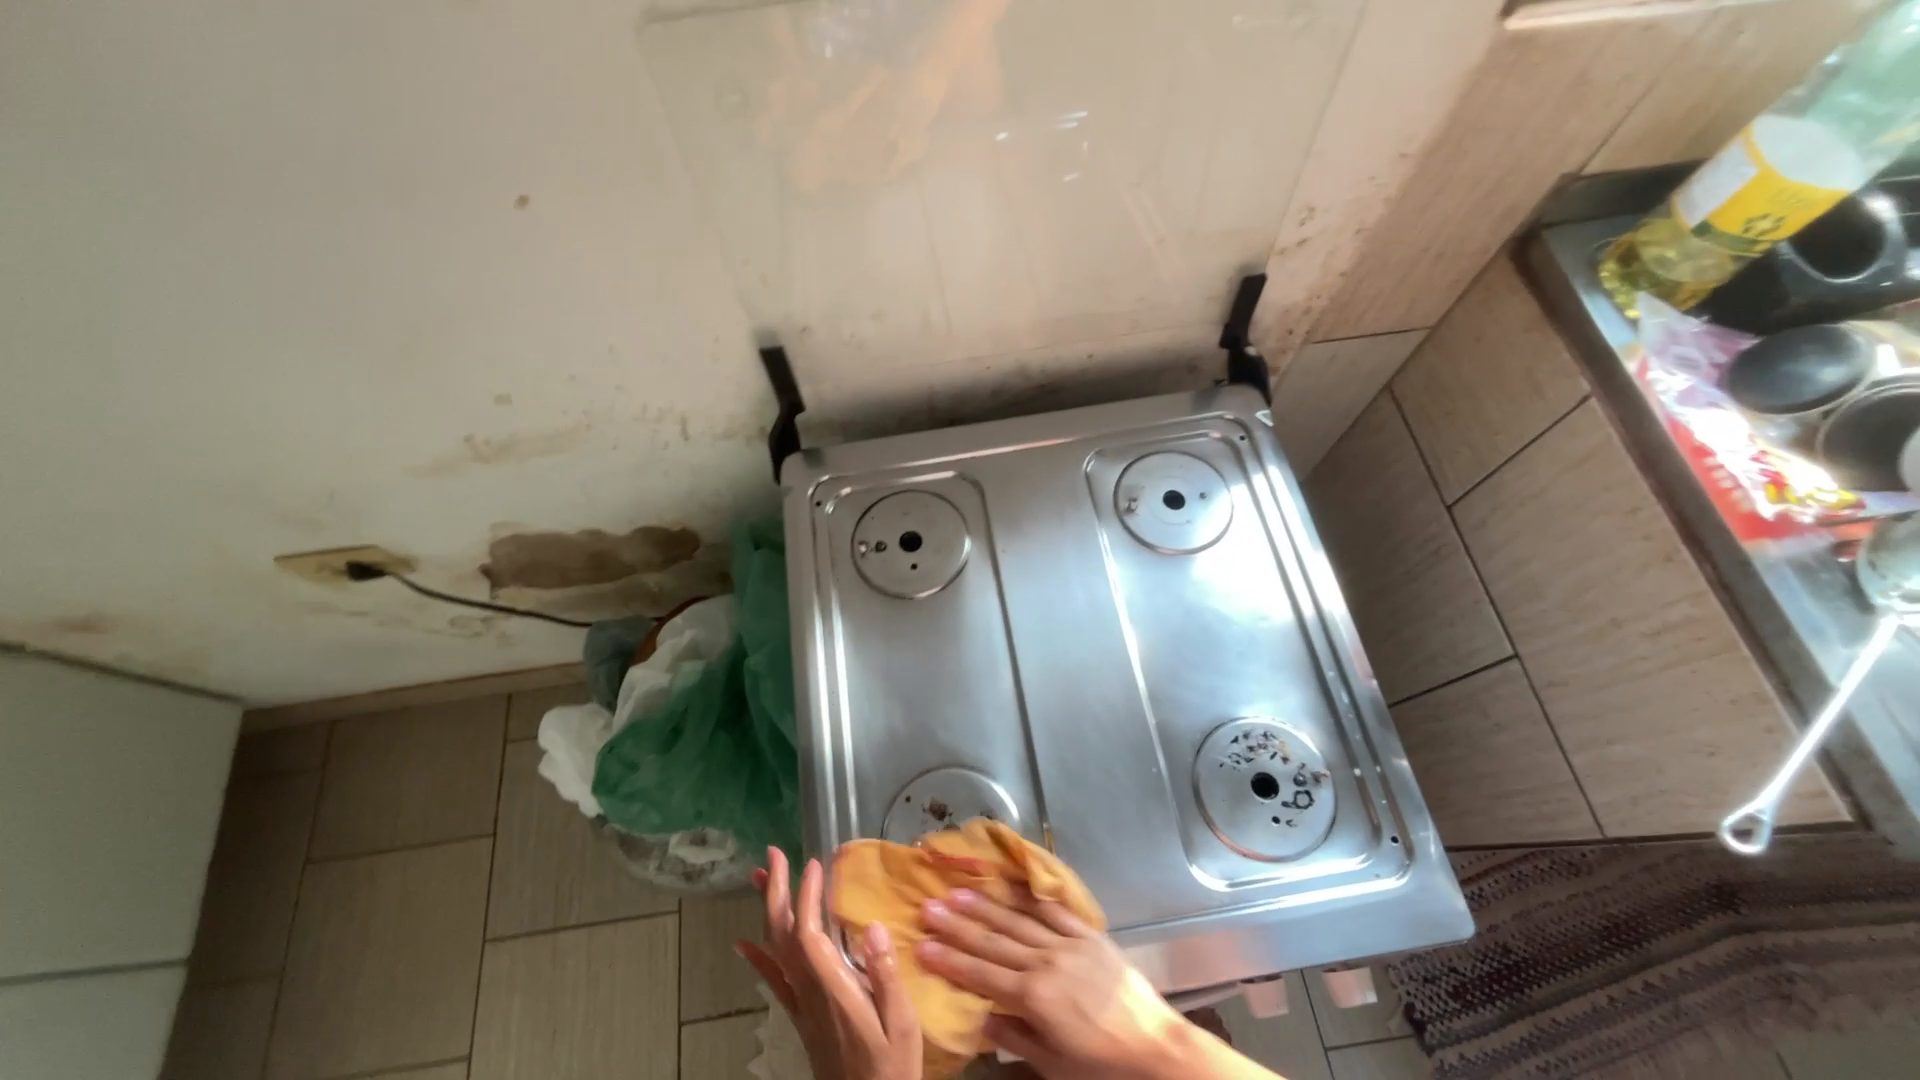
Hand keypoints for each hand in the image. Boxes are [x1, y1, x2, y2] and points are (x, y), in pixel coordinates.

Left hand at [737, 847, 922, 1079]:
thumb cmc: (890, 1069)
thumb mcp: (901, 1024)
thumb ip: (885, 975)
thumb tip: (871, 925)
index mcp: (834, 989)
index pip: (809, 934)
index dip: (806, 897)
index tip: (814, 864)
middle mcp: (810, 992)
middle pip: (783, 935)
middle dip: (778, 892)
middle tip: (773, 854)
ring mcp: (802, 1004)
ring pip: (775, 950)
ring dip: (768, 912)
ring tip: (760, 878)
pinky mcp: (802, 1016)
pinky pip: (775, 980)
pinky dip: (759, 958)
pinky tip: (745, 943)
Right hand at [914, 888, 1188, 1079]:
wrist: (1156, 1047)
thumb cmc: (1102, 1065)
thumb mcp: (1053, 1064)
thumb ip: (1015, 1037)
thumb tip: (980, 1018)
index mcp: (1034, 997)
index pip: (981, 975)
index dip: (950, 960)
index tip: (922, 945)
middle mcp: (1046, 963)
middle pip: (993, 941)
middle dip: (957, 926)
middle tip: (928, 908)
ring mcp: (1068, 944)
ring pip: (1017, 920)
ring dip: (984, 906)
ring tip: (956, 893)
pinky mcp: (1090, 935)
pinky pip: (1054, 911)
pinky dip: (1030, 897)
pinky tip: (1010, 885)